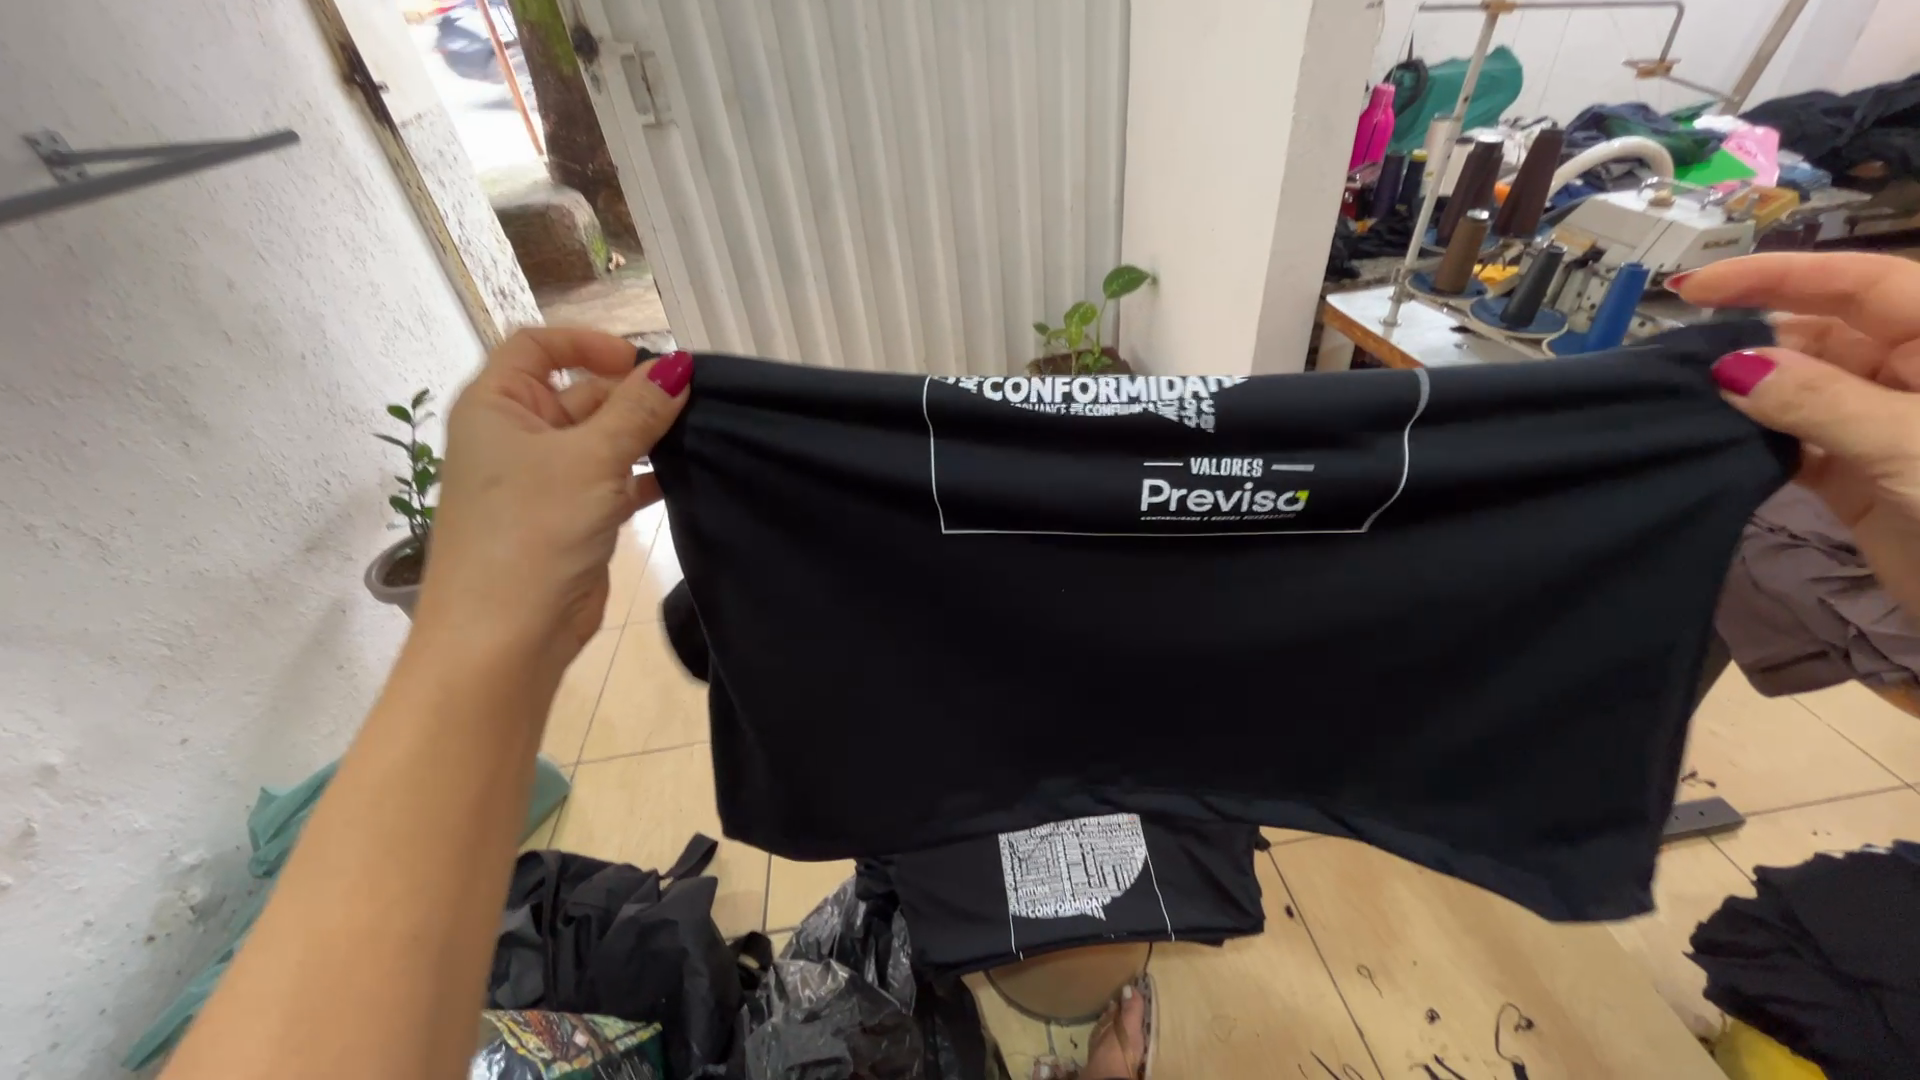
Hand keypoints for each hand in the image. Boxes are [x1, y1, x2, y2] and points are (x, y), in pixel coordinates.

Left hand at [412, 330, 690, 666]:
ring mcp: (549, 479)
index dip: (589, 344)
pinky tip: (685, 476)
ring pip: (605, 439)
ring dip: (645, 437)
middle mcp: (520, 435)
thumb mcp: (589, 459)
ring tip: (697, 435)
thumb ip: (638, 411)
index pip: (539, 346)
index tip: (644, 362)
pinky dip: (646, 475)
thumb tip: (680, 365)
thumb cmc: (533, 530)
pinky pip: (616, 480)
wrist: (507, 634)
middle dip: (633, 396)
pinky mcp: (576, 515)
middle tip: (691, 404)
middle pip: (582, 393)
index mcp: (499, 406)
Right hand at [1678, 252, 1919, 618]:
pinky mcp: (1856, 473)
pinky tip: (1708, 441)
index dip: (1779, 277)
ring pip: (1798, 389)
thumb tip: (1730, 366)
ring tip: (1675, 396)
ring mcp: (1885, 425)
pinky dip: (1748, 438)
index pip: (1866, 284)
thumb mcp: (1913, 447)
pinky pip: (1789, 440)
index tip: (1694, 288)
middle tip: (1672, 356)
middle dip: (1751, 338)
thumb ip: (1820, 403)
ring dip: (1741, 392)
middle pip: (1824, 334)